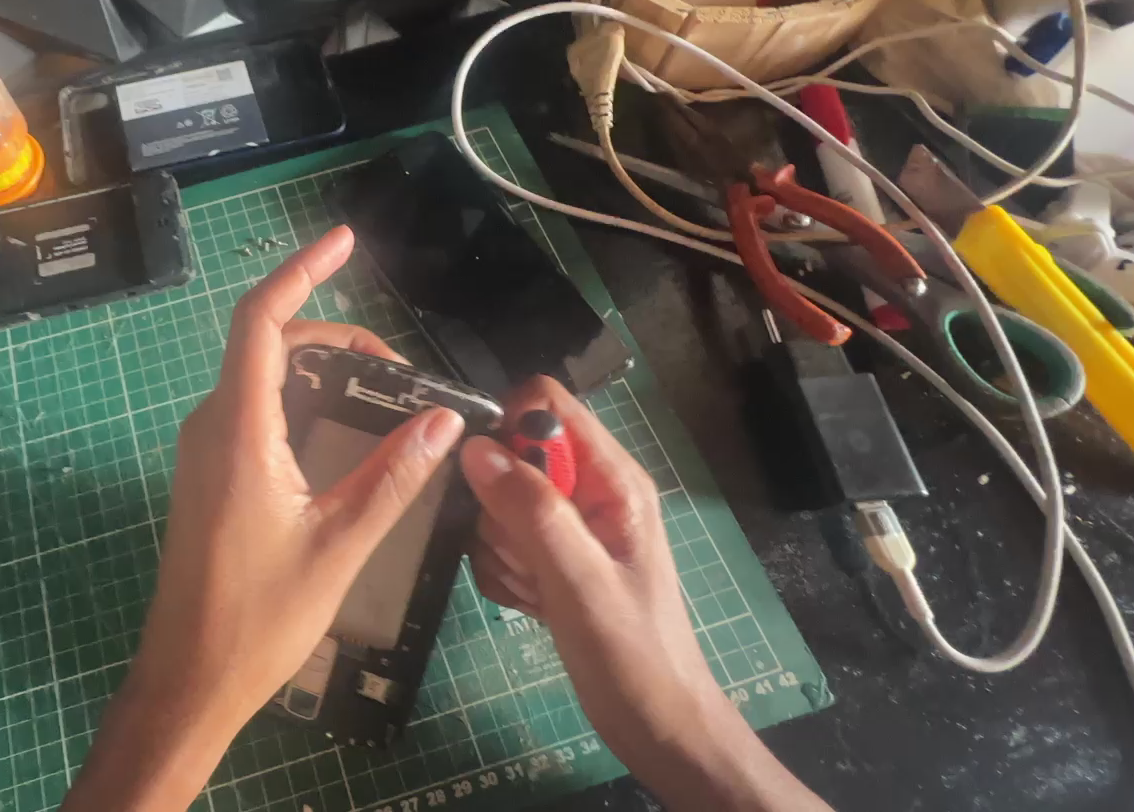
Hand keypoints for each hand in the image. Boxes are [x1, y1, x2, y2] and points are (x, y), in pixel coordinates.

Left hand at [62, 227, 465, 811]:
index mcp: (239, 427)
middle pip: (270, 343)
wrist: (188, 678)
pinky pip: (255, 405)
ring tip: (383, 389)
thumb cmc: (259, 617)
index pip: (263, 320)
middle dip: (336, 335)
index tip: (344, 241)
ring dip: (320, 367)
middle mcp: (214, 421)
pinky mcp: (211, 466)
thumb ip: (393, 475)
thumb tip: (445, 421)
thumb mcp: (339, 544)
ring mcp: (207, 444)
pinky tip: (341, 424)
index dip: (302, 270)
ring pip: (263, 374)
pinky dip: (300, 396)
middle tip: (399, 365)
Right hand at [462, 376, 829, 811]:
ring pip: (496, 499)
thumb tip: (474, 448)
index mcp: (610, 477)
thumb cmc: (634, 656)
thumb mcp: (580, 582)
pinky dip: (501, 569)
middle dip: (499, 506)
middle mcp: (586, 487)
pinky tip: (530, 600)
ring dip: (499, 546)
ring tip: (536, 587)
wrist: (659, 730)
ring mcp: (566, 521)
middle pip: (510, 454)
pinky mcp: (548, 551)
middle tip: (525, 555)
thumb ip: (530, 510)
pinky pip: (496, 538)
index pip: (544, 403)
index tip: (488, 479)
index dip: (507, 427)